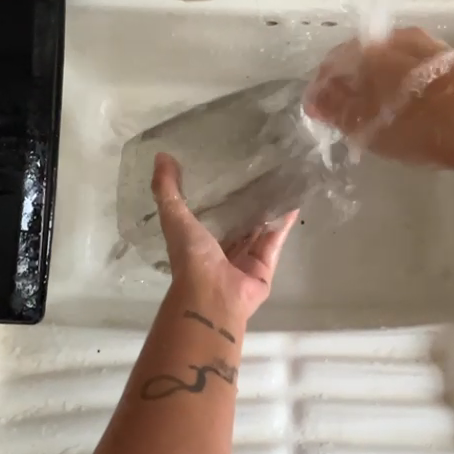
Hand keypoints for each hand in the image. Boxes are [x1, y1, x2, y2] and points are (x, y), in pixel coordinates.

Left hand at [151, 153, 294, 322]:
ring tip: (280, 182)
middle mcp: (221, 251)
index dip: (216, 194)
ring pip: (258, 231)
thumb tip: (161, 156)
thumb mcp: (174, 218)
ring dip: (267, 211)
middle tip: (258, 172)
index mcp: (197, 241)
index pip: (208, 214)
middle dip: (246, 203)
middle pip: (236, 223)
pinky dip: (283, 223)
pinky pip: (275, 241)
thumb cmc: (191, 257)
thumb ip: (167, 190)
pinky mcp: (264, 267)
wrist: (212, 296)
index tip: (225, 168)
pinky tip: (292, 202)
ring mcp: (244, 261)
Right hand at [303, 27, 453, 170]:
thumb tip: (315, 99)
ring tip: (380, 115)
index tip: (321, 113)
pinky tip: (410, 110)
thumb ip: (336, 109)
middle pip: (364, 59)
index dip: (323, 89)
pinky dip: (405, 87)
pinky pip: (416, 71)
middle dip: (352, 85)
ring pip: (392, 63)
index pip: (334, 62)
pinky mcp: (453, 62)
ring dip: (380, 85)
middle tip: (348, 115)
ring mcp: (429, 47)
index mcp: (370, 49)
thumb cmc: (416, 127)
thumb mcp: (365, 126)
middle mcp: (397, 39)